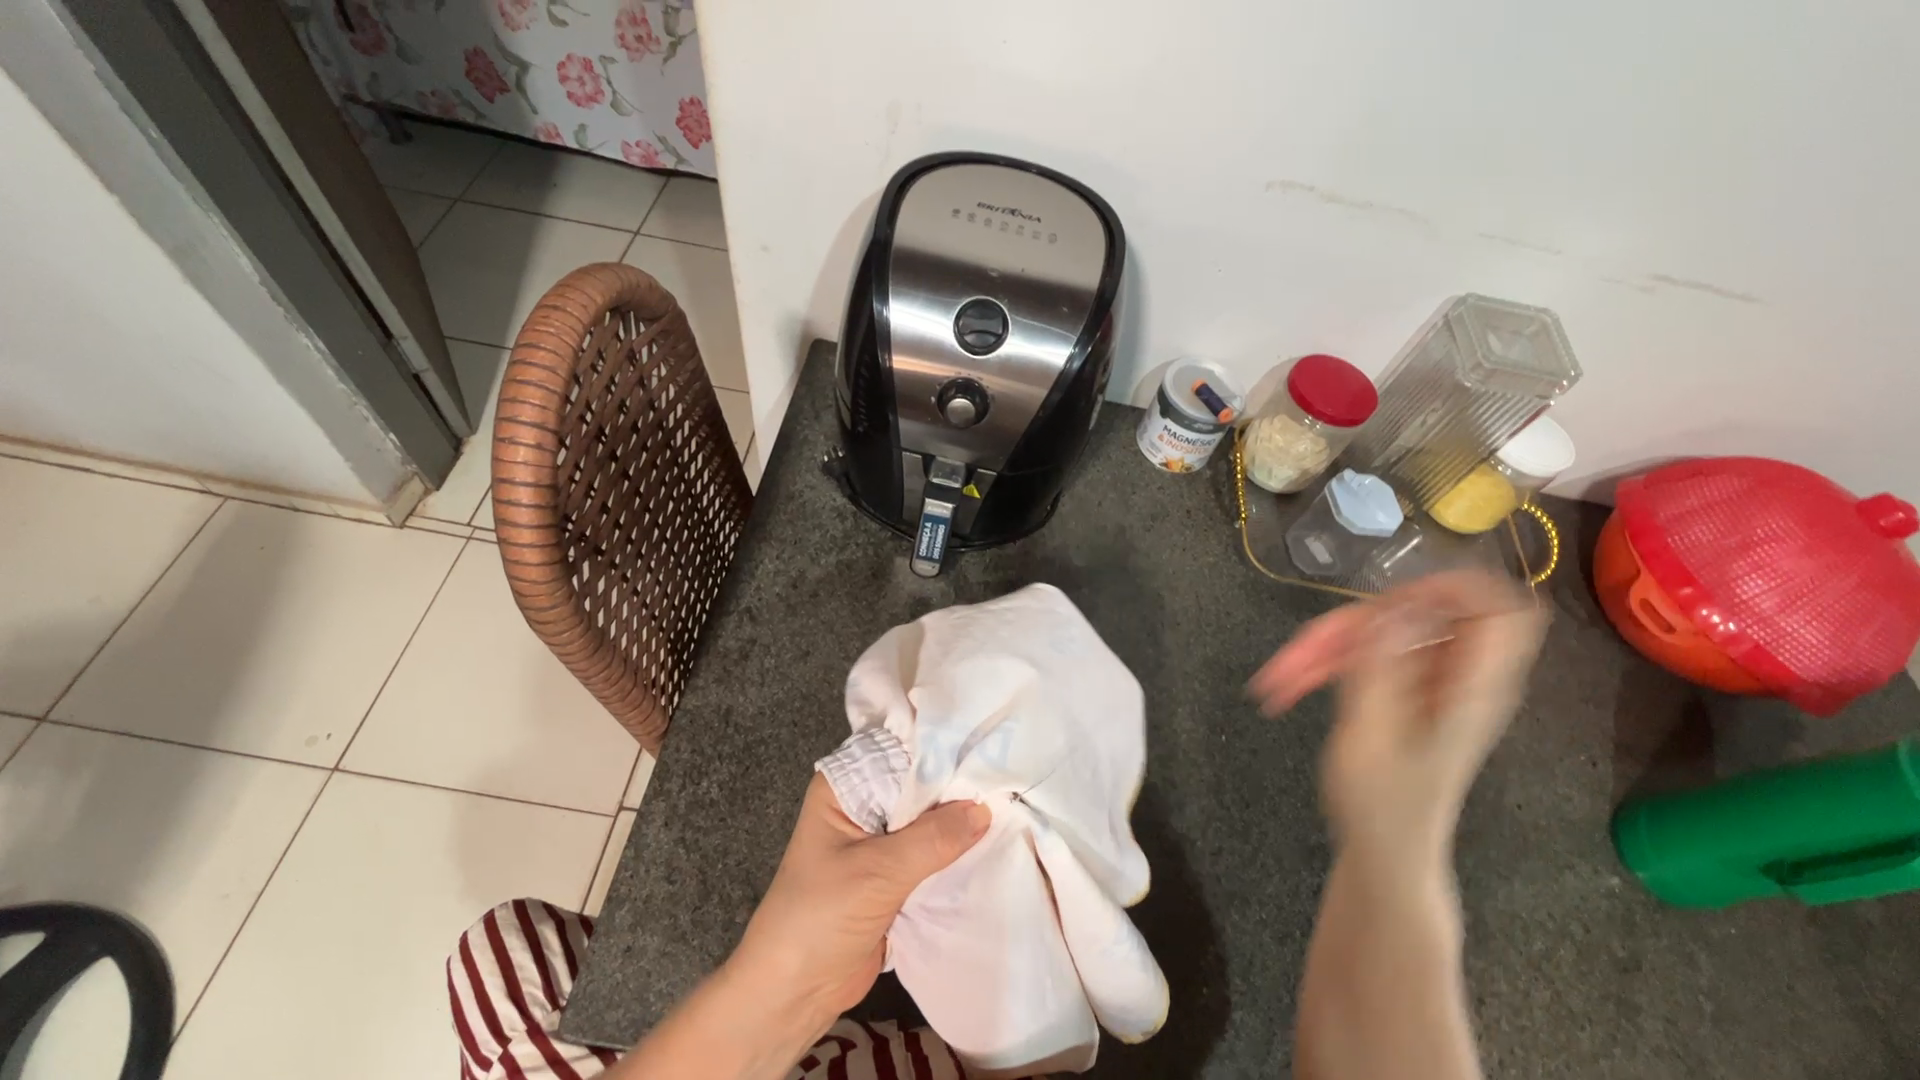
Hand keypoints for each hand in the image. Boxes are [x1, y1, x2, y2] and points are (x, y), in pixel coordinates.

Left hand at [725, 773, 991, 1033]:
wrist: (793, 994)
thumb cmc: (819, 919)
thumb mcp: (877, 872)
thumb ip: (933, 839)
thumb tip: (985, 809)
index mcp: (844, 787)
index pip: (900, 752)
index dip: (942, 750)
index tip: (989, 747)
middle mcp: (863, 806)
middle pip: (919, 786)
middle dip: (958, 789)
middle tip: (1010, 779)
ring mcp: (880, 843)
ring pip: (929, 823)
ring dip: (961, 825)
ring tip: (1012, 810)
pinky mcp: (894, 876)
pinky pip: (933, 856)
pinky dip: (957, 855)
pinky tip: (995, 846)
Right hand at [1249, 571, 1545, 861]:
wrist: (1385, 855)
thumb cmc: (1383, 805)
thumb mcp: (1373, 732)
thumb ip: (1382, 665)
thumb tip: (1394, 607)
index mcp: (1473, 686)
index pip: (1499, 608)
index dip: (1453, 587)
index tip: (1395, 600)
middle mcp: (1458, 676)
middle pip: (1413, 616)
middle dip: (1349, 625)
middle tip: (1303, 649)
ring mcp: (1429, 684)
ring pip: (1378, 635)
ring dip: (1325, 647)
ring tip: (1277, 680)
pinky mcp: (1403, 693)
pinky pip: (1366, 657)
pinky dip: (1327, 666)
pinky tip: (1287, 685)